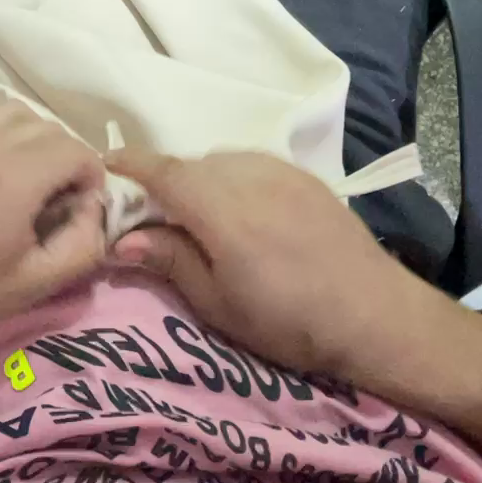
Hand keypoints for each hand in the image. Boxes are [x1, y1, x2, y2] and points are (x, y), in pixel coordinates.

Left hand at [0, 102, 108, 357]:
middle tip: (56, 205)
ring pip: (22, 113)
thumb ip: (81, 248)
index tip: (77, 215)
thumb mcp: (30, 285)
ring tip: (31, 182)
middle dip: (68, 161)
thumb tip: (94, 213)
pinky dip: (8, 131)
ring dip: (39, 141)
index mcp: (16, 176)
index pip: (78, 151)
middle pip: (53, 128)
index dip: (91, 181)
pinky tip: (0, 169)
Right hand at [105, 149, 452, 374]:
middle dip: (163, 180)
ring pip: (219, 160)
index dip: (130, 164)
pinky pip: (250, 163)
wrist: (377, 316)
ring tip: (198, 215)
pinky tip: (240, 208)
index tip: (104, 164)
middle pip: (189, 164)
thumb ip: (170, 260)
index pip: (163, 171)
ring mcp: (280, 172)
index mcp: (222, 211)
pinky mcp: (303, 176)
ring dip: (198, 178)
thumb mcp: (219, 304)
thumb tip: (122, 239)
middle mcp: (248, 177)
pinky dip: (230, 176)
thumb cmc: (289, 322)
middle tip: (152, 214)